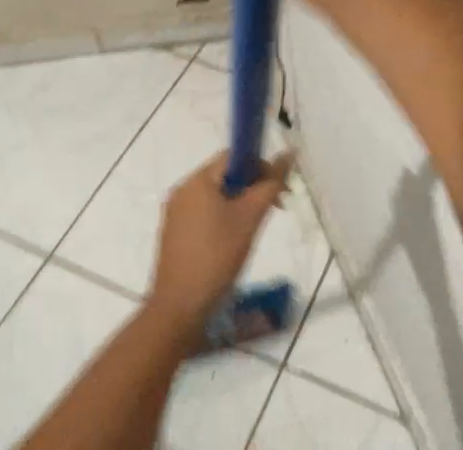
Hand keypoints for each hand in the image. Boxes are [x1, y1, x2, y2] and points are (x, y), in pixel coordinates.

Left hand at [147, 150, 294, 327]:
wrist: (180, 308)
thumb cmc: (217, 256)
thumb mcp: (250, 217)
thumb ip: (270, 183)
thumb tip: (288, 153)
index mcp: (196, 181)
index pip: (233, 156)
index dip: (260, 166)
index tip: (279, 189)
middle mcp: (181, 191)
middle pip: (225, 175)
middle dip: (252, 187)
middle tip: (274, 209)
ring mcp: (175, 214)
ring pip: (216, 196)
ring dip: (240, 204)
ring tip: (254, 228)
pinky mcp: (174, 234)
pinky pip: (204, 214)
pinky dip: (224, 218)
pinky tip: (233, 242)